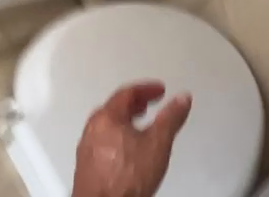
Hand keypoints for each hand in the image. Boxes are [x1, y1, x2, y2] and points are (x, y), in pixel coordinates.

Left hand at [72, 81, 191, 196]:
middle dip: (133, 104)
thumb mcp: (159, 141)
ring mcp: (86, 153)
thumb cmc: (125, 179)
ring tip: (141, 128)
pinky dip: (117, 139)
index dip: (146, 89)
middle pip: (113, 109)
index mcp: (106, 119)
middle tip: (148, 104)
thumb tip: (182, 99)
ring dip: (125, 122)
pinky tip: (129, 151)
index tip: (160, 91)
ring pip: (106, 128)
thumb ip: (172, 116)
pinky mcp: (86, 171)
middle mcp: (91, 133)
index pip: (126, 93)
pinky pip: (102, 145)